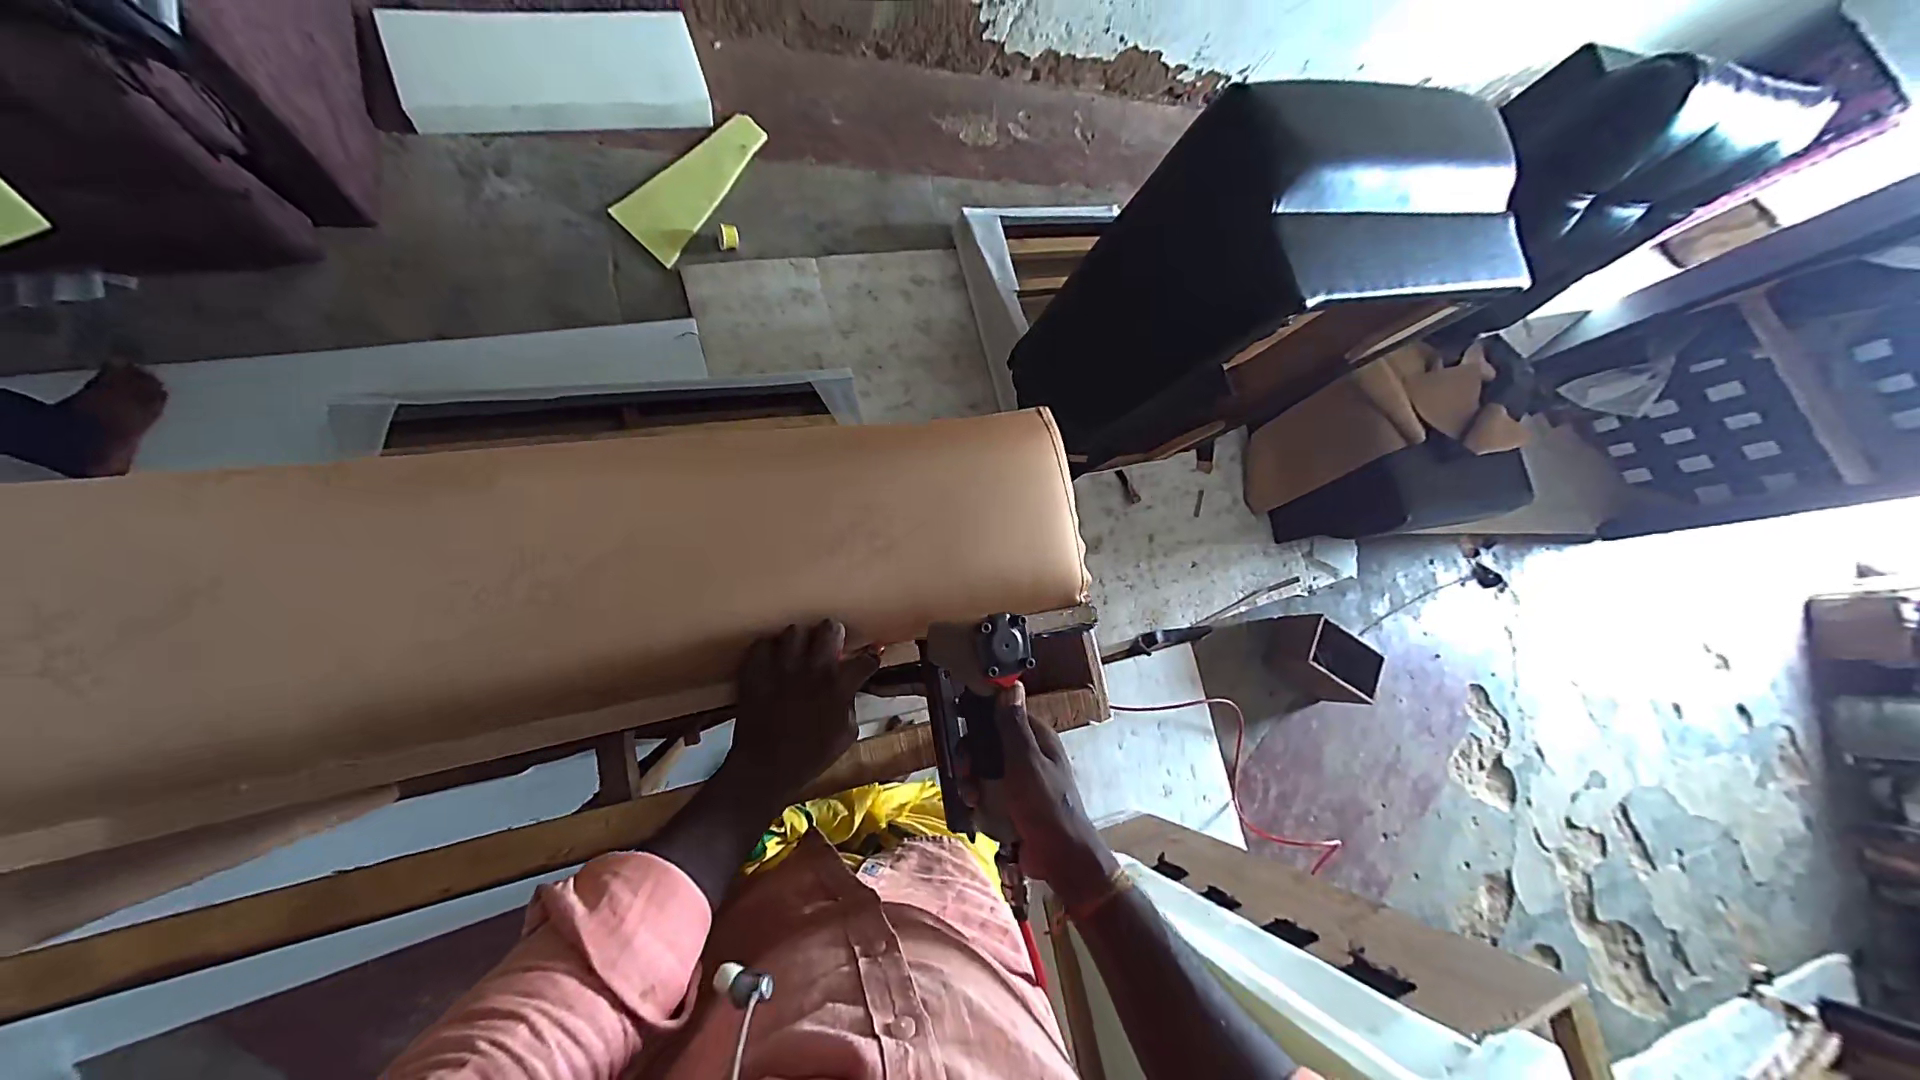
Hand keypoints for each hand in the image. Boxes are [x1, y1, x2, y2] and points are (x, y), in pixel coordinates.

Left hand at [713, 620, 879, 812]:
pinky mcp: (755, 671)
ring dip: (800, 641)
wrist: (764, 769)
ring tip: (798, 653)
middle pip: (830, 628)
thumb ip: (850, 704)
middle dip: (833, 634)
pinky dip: (769, 651)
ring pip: (795, 631)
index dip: (871, 657)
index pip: (866, 659)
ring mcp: (782, 667)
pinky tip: (773, 662)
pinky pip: (763, 644)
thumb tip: (849, 688)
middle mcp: (813, 669)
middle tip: (830, 645)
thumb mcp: (846, 735)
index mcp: (839, 685)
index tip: (870, 656)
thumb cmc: (810, 757)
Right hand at [968, 683, 1118, 907]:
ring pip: (984, 772)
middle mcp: (1028, 756)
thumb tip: (1012, 684)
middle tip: (966, 774)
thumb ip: (1014, 725)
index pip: (1003, 716)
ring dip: (973, 784)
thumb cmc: (1046, 805)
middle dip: (972, 760)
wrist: (1060, 859)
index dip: (981, 722)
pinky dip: (980, 803)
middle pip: (988, 745)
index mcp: (1037, 739)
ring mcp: (1020, 782)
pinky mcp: (1012, 804)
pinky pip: (987, 795)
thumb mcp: (1026, 762)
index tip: (965, 735)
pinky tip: (978, 812)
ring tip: (972, 799)